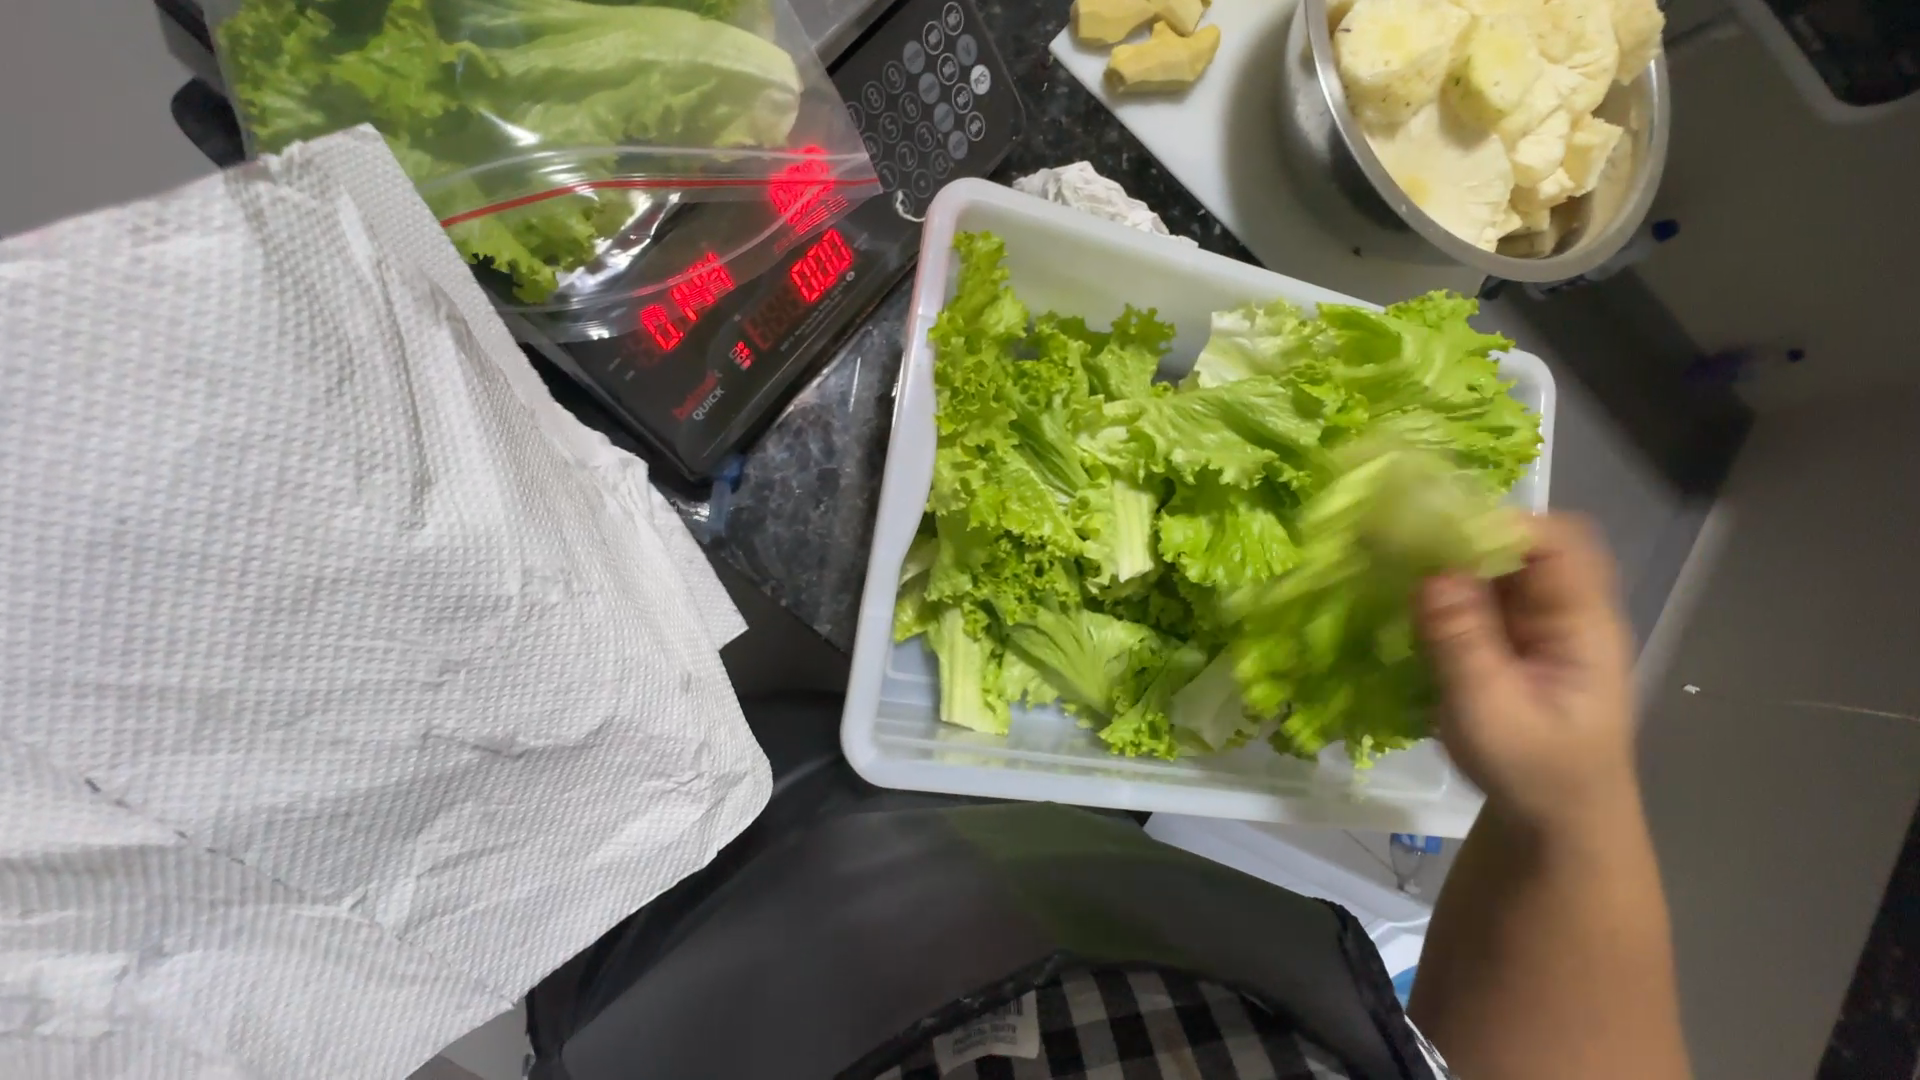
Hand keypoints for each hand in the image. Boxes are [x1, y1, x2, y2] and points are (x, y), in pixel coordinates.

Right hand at [1416, 514, 1638, 830]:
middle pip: (1522, 545)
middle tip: (1399, 545)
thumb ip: (1461, 640)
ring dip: (1447, 562)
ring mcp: (1538, 625)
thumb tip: (1431, 570)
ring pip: (1495, 568)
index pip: (1558, 543)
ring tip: (1392, 566)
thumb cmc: (1533, 772)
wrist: (1557, 822)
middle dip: (1461, 537)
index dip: (1499, 526)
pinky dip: (1443, 588)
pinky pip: (1478, 595)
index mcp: (1581, 624)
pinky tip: (1407, 600)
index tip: (1433, 534)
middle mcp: (1564, 612)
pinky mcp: (1510, 640)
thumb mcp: (1489, 710)